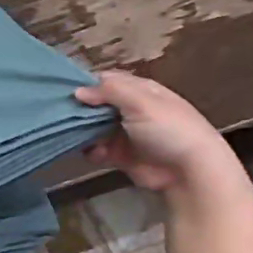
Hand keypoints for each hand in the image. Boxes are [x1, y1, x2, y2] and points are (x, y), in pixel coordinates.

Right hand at [75, 70, 236, 190]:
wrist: (190, 172)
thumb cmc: (169, 129)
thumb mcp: (142, 102)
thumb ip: (109, 91)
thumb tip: (78, 91)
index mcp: (141, 91)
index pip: (108, 80)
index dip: (88, 84)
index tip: (66, 90)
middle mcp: (131, 109)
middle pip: (97, 104)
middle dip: (81, 109)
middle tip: (62, 114)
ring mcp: (125, 133)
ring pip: (93, 127)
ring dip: (83, 132)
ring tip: (76, 135)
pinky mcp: (121, 155)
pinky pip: (98, 150)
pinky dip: (92, 151)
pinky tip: (94, 153)